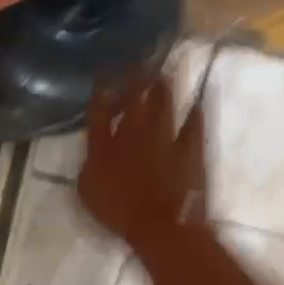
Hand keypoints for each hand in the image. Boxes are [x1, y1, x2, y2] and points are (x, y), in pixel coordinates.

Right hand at [77, 74, 208, 249]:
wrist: (160, 225)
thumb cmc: (118, 213)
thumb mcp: (87, 191)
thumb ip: (88, 166)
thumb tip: (92, 153)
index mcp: (104, 145)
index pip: (99, 110)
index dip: (101, 90)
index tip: (103, 75)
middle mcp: (133, 134)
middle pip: (133, 98)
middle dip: (133, 76)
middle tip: (136, 60)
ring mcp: (164, 138)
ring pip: (163, 103)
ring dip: (162, 85)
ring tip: (162, 71)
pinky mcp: (190, 147)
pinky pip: (193, 123)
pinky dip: (195, 111)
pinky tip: (196, 102)